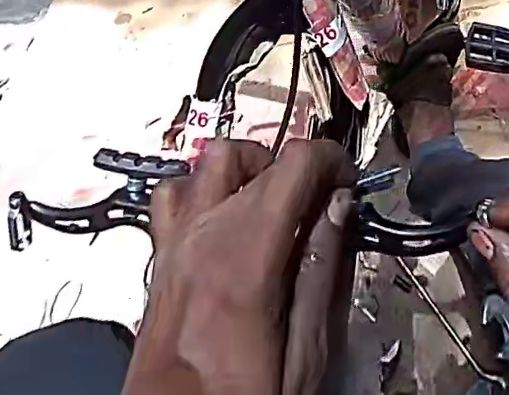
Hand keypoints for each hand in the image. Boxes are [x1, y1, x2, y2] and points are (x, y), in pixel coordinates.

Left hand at [124, 139, 356, 394]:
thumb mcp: (304, 352)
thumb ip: (322, 268)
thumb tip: (339, 205)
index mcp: (248, 256)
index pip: (296, 163)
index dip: (332, 159)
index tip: (348, 182)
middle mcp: (208, 233)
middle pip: (263, 156)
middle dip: (302, 169)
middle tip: (323, 201)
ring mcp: (178, 237)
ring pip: (217, 156)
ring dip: (253, 165)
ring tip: (274, 201)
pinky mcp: (161, 250)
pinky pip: (177, 190)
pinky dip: (204, 186)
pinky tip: (224, 213)